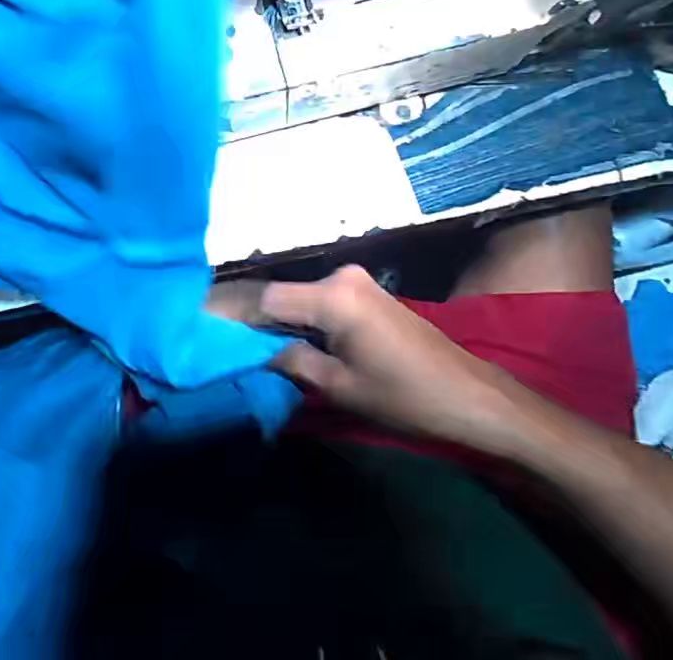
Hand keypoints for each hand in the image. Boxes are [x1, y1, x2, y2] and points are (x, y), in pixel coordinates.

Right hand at [212, 266, 548, 452]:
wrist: (472, 396)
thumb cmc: (406, 397)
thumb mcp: (339, 387)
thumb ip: (289, 360)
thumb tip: (249, 348)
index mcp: (333, 296)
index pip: (265, 297)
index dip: (231, 313)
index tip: (200, 325)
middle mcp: (341, 276)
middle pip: (280, 292)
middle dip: (249, 315)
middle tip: (215, 335)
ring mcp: (355, 280)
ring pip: (297, 295)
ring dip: (272, 316)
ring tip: (239, 337)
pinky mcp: (365, 291)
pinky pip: (318, 299)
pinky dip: (297, 316)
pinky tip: (280, 334)